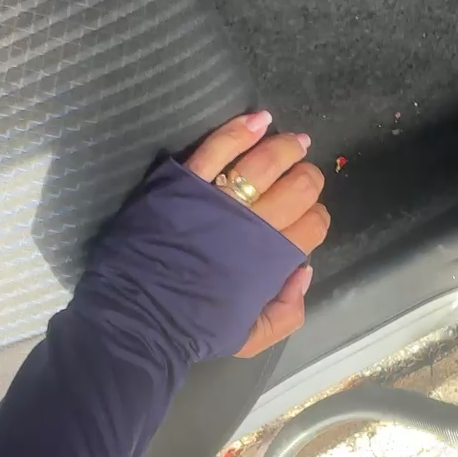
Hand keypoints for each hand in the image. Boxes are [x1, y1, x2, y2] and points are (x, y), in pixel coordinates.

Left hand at [185, 112, 331, 356]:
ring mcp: (221, 200)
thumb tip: (303, 272)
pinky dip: (242, 129)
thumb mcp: (251, 337)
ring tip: (296, 141)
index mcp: (273, 260)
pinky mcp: (187, 183)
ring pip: (267, 161)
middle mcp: (255, 224)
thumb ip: (287, 312)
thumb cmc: (195, 328)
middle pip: (300, 187)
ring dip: (287, 147)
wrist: (140, 316)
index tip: (309, 214)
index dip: (317, 215)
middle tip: (304, 173)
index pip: (314, 224)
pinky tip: (261, 119)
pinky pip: (219, 148)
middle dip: (309, 177)